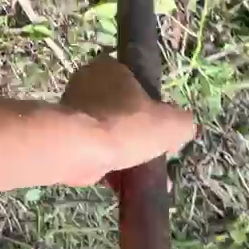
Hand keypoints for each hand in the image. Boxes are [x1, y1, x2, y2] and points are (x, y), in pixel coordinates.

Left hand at [60, 58, 196, 181]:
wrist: (81, 148)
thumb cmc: (128, 125)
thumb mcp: (174, 122)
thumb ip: (182, 121)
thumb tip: (177, 126)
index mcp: (108, 68)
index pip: (137, 82)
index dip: (153, 105)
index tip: (162, 127)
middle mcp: (87, 82)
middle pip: (124, 109)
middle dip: (139, 132)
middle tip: (154, 151)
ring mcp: (73, 108)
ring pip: (110, 130)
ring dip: (125, 150)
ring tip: (143, 172)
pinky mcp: (67, 132)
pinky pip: (95, 146)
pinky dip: (109, 162)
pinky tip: (124, 181)